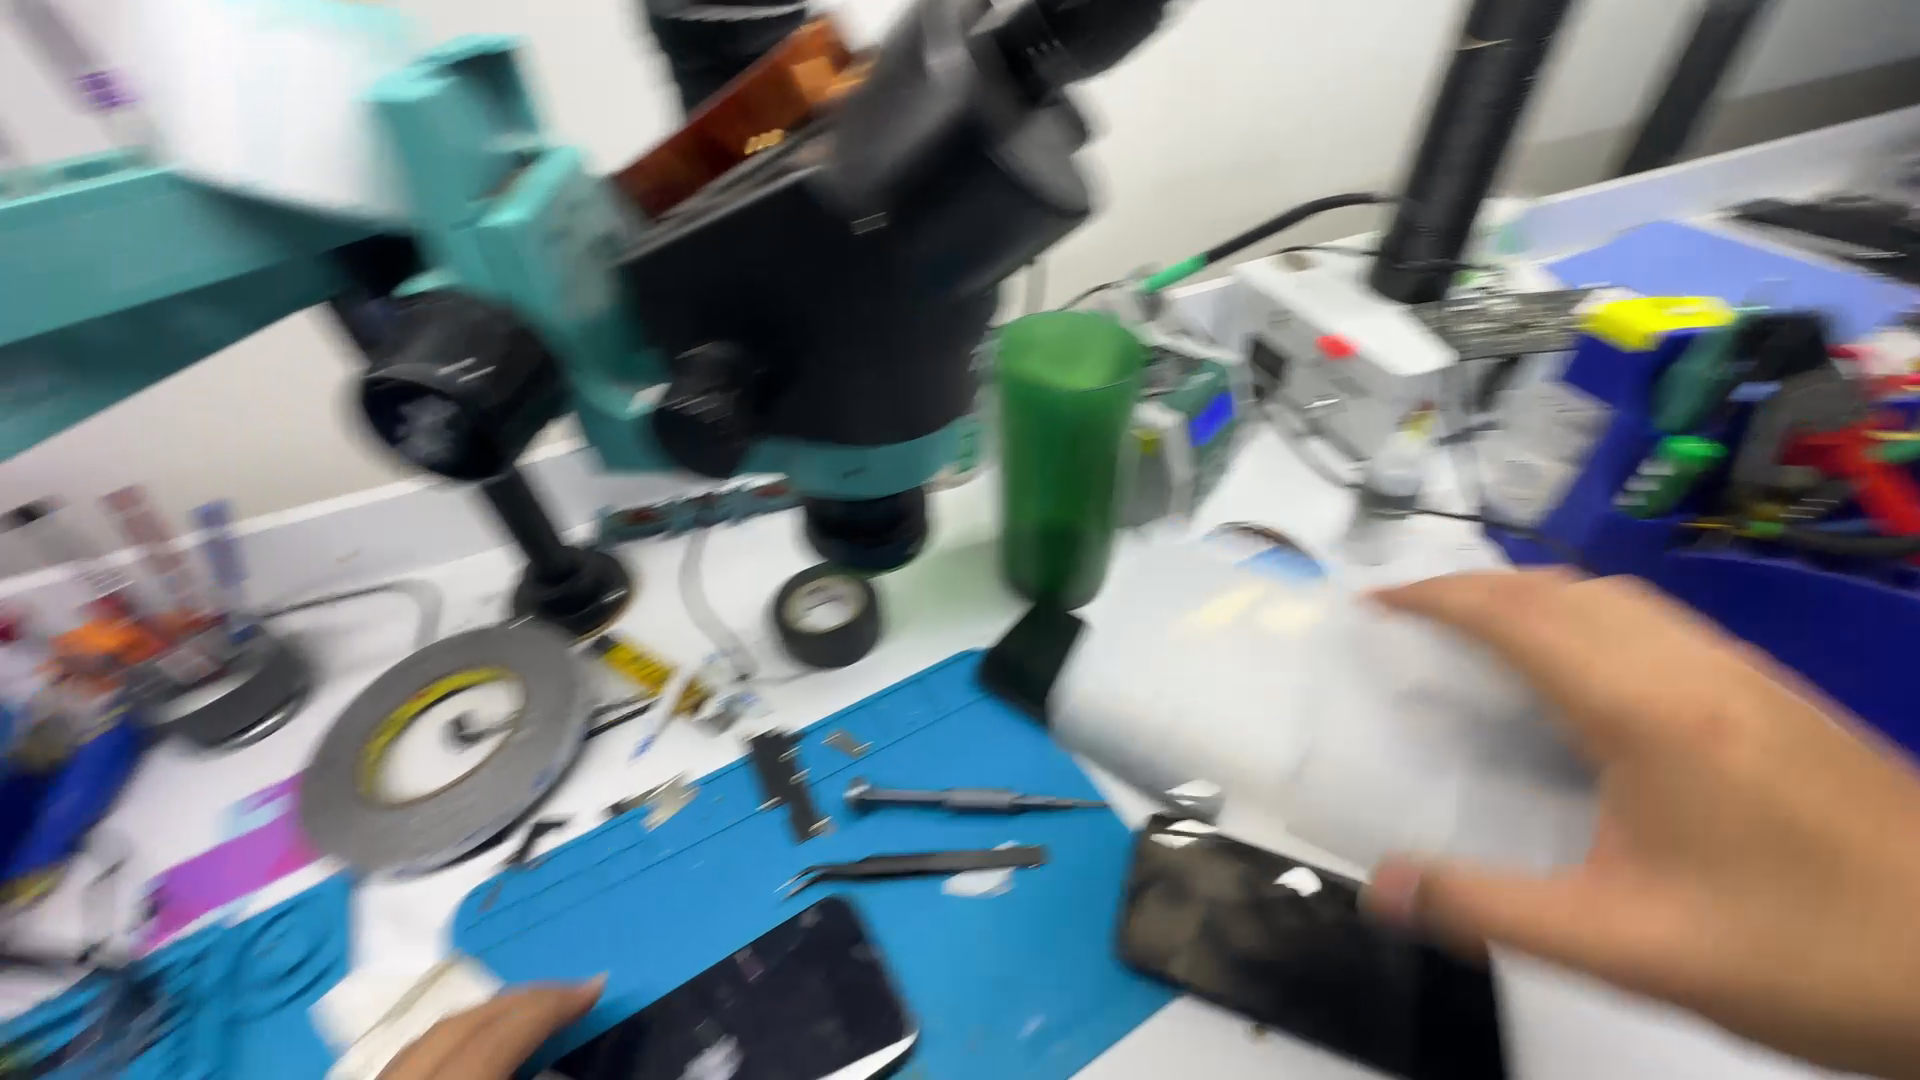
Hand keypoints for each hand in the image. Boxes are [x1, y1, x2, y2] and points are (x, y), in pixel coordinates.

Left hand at [377, 979, 601, 1079]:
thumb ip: (534, 1072)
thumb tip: (566, 1048)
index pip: (498, 1036)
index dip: (551, 1005)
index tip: (597, 986)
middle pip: (460, 1024)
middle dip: (521, 999)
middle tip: (570, 992)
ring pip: (426, 1036)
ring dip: (485, 1016)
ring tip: (531, 1011)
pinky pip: (406, 1059)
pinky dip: (449, 1041)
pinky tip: (477, 1045)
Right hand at [1364, 571, 1919, 1079]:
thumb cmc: (1810, 954)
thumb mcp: (1629, 949)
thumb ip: (1491, 910)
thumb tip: (1381, 888)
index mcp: (1646, 712)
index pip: (1518, 616)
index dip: (1436, 598)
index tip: (1375, 605)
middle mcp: (1693, 670)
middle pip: (1560, 589)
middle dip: (1471, 586)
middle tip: (1411, 619)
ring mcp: (1743, 676)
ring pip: (1611, 596)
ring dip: (1528, 596)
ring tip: (1476, 632)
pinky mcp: (1775, 696)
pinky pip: (1651, 621)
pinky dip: (1580, 616)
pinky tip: (1576, 671)